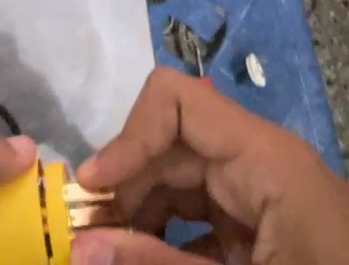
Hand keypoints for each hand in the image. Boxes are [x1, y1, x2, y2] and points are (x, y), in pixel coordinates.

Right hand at [71, 69, 348, 264]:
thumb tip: (81, 249)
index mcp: (263, 158)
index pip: (176, 99)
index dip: (127, 134)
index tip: (90, 187)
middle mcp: (258, 163)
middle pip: (170, 147)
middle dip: (124, 187)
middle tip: (84, 239)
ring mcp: (263, 199)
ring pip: (180, 185)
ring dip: (140, 218)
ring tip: (106, 255)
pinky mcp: (266, 234)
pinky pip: (202, 221)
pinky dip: (170, 244)